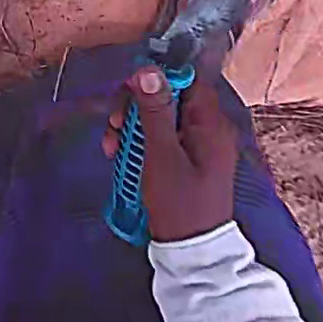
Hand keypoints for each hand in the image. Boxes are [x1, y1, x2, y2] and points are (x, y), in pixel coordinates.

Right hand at [104, 67, 237, 241]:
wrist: (191, 251)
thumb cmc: (179, 201)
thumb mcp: (162, 154)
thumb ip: (155, 111)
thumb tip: (147, 70)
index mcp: (210, 123)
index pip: (187, 79)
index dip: (158, 77)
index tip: (130, 87)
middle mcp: (206, 128)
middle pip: (168, 96)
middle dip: (137, 105)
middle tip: (115, 122)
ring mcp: (194, 144)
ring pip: (158, 117)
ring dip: (131, 125)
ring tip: (112, 145)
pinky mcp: (182, 159)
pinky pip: (158, 137)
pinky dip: (137, 142)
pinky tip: (117, 154)